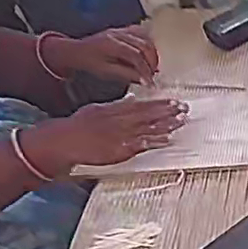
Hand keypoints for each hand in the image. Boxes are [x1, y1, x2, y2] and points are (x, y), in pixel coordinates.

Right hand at [18, 97, 186, 173]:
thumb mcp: (94, 111)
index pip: (140, 105)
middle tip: (184, 107)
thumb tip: (128, 103)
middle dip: (167, 110)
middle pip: (148, 113)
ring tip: (181, 120)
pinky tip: (166, 139)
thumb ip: (113, 108)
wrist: (63, 140)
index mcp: (113, 110)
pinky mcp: (119, 148)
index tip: (172, 100)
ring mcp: (120, 133)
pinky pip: (140, 144)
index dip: (158, 103)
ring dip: (166, 123)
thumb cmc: (76, 129)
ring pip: (148, 127)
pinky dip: (154, 141)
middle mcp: (119, 119)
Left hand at [40, 26, 158, 84]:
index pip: (136, 56)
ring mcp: (121, 30)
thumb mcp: (106, 72)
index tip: (150, 83)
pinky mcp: (123, 30)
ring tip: (152, 67)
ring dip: (152, 53)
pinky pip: (141, 33)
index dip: (146, 70)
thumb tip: (144, 80)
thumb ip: (126, 74)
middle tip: (152, 76)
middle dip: (152, 62)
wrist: (77, 50)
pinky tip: (148, 55)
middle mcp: (118, 34)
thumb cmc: (90, 63)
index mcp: (112, 44)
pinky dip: (148, 44)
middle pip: (144, 45)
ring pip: (145, 38)